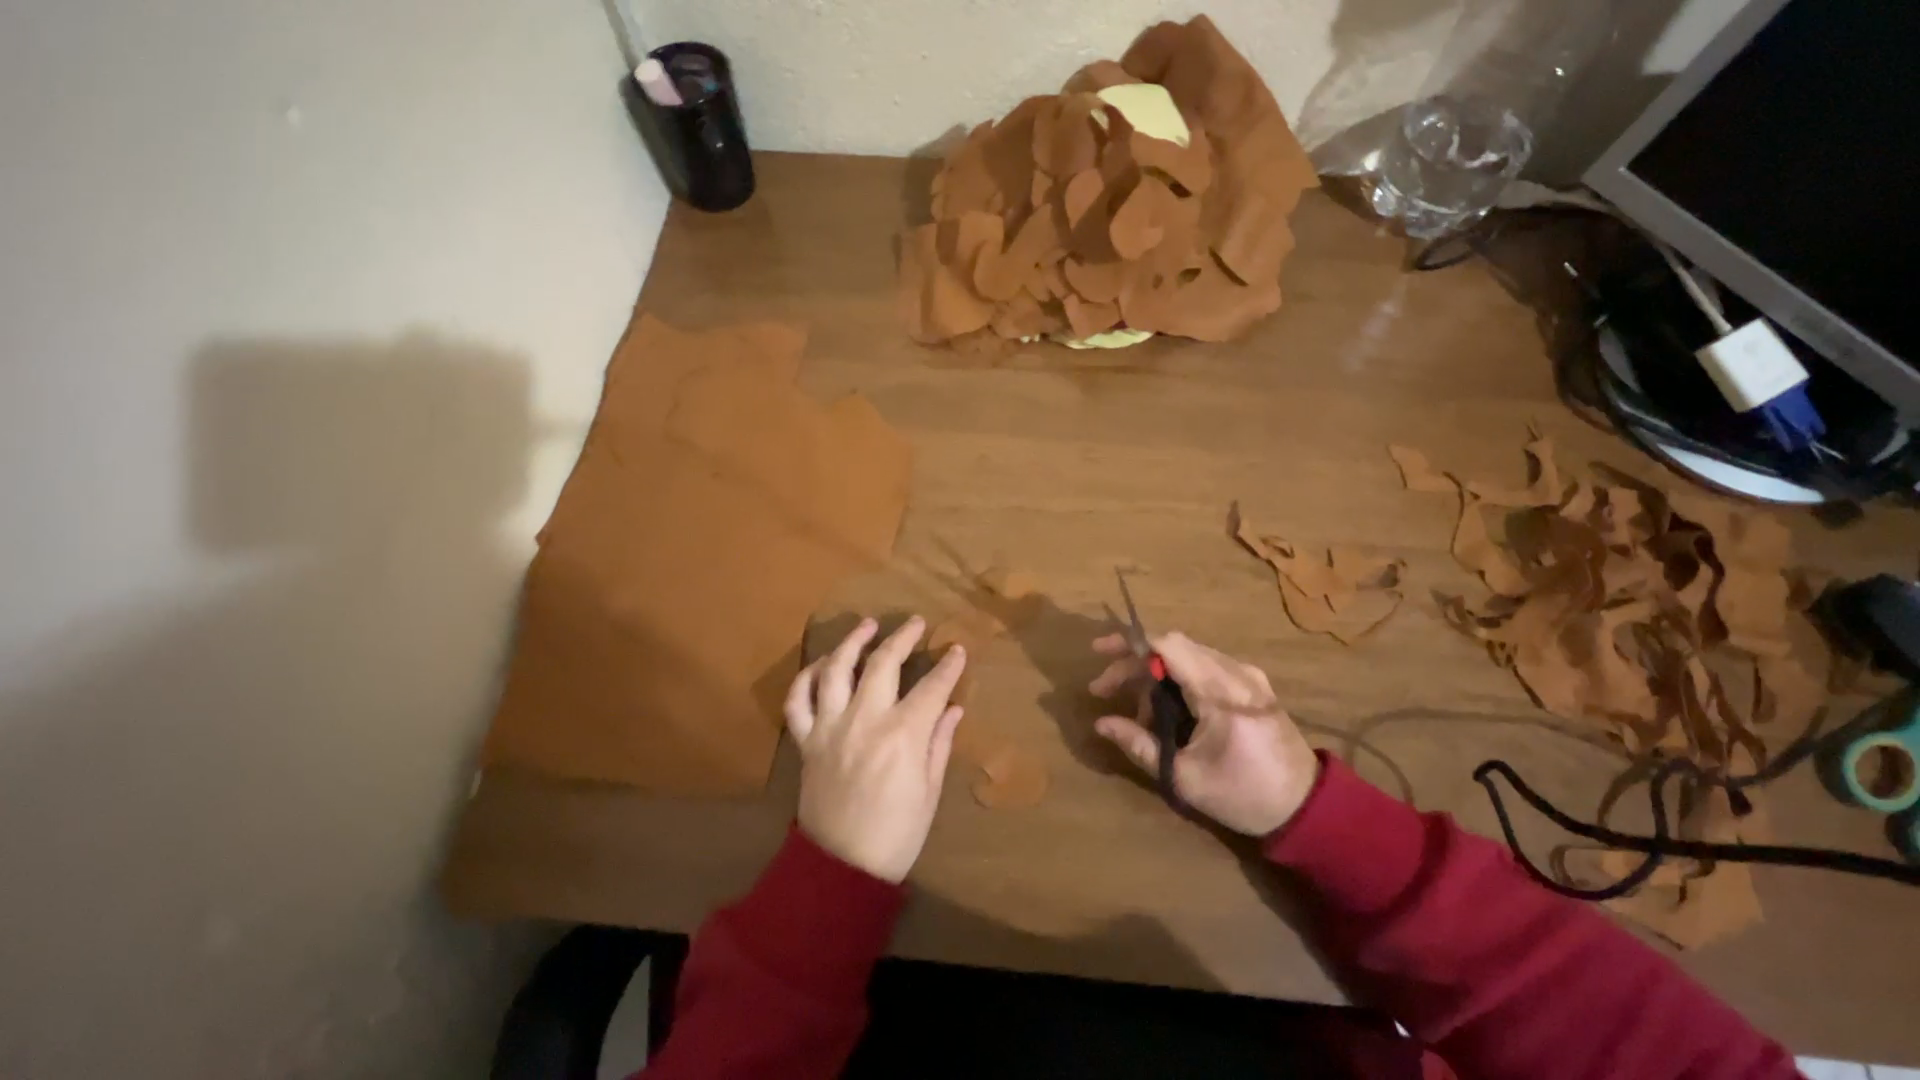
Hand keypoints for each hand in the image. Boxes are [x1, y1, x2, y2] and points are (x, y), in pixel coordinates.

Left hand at [784, 616, 966, 883]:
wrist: (843, 866)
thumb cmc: (898, 834)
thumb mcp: (929, 790)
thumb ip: (939, 743)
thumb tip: (953, 708)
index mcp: (903, 734)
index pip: (932, 687)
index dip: (948, 666)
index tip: (957, 649)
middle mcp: (865, 720)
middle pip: (883, 663)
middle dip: (903, 638)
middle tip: (915, 623)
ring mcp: (830, 727)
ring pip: (836, 669)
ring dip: (852, 641)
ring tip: (866, 626)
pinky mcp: (806, 741)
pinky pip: (798, 701)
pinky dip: (807, 677)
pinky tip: (822, 664)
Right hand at [1088, 631, 1319, 836]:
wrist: (1305, 807)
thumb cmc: (1243, 796)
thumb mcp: (1185, 777)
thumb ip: (1140, 745)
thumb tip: (1102, 723)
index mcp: (1221, 692)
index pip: (1168, 646)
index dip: (1129, 643)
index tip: (1098, 653)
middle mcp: (1236, 673)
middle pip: (1175, 647)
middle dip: (1134, 663)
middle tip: (1104, 689)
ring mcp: (1248, 676)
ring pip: (1188, 656)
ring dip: (1154, 675)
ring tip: (1137, 713)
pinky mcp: (1253, 685)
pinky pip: (1206, 668)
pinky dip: (1177, 680)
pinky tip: (1165, 710)